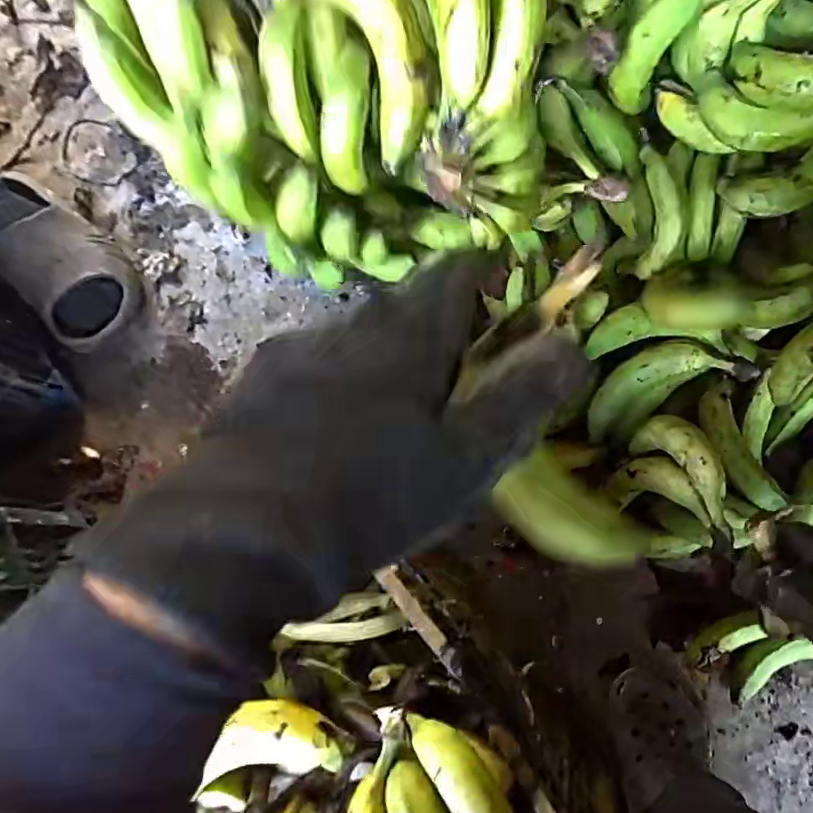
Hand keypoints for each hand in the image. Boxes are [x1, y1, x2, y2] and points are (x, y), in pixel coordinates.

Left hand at [80, 253, 587, 665]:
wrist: (239, 542)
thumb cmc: (374, 495)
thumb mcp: (468, 456)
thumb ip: (523, 395)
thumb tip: (572, 342)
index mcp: (408, 332)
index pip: (459, 270)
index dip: (493, 281)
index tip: (512, 317)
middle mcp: (350, 323)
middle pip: (411, 306)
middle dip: (448, 334)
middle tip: (468, 387)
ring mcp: (295, 350)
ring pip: (364, 338)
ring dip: (396, 363)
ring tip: (407, 421)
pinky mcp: (258, 385)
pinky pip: (322, 368)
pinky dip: (349, 387)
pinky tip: (344, 439)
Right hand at [748, 525, 812, 753]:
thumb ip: (777, 586)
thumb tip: (742, 573)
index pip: (789, 531)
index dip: (760, 546)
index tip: (740, 573)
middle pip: (797, 556)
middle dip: (771, 578)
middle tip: (759, 608)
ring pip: (809, 581)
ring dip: (786, 600)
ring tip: (778, 627)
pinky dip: (807, 614)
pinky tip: (804, 635)